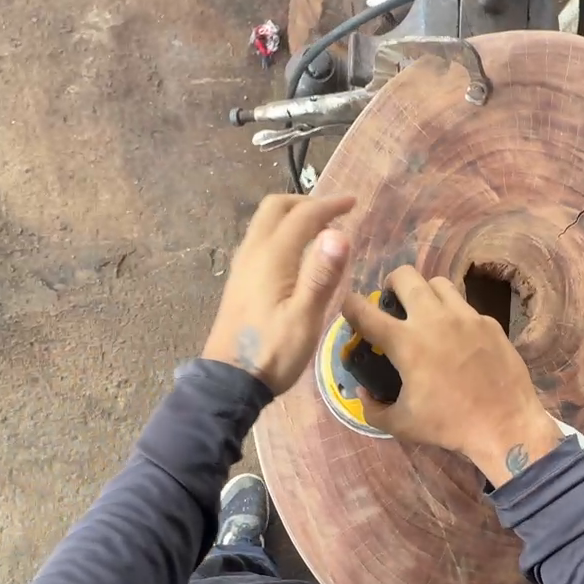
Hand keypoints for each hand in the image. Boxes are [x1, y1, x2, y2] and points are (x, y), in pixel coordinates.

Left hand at [202, 194, 356, 392]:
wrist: (230, 380)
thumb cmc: (273, 352)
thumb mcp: (304, 318)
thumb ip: (321, 275)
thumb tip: (338, 234)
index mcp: (272, 256)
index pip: (304, 216)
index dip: (330, 206)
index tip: (353, 203)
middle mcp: (253, 253)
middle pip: (276, 208)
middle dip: (306, 203)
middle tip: (333, 213)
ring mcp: (242, 266)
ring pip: (265, 224)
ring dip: (292, 217)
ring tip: (319, 231)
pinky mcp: (239, 282)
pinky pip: (260, 241)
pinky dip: (282, 234)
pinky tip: (295, 256)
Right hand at [341, 266, 560, 485]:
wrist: (504, 425)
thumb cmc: (449, 426)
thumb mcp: (401, 425)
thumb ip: (373, 408)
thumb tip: (363, 392)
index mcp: (406, 342)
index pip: (365, 311)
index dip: (350, 305)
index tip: (350, 309)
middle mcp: (433, 319)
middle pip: (405, 275)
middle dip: (391, 284)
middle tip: (393, 303)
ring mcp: (465, 316)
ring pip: (438, 283)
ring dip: (425, 292)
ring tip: (425, 312)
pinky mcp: (489, 322)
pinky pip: (465, 305)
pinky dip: (453, 313)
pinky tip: (456, 335)